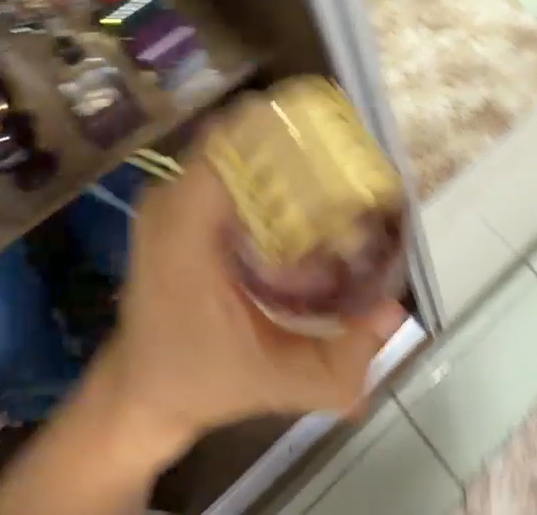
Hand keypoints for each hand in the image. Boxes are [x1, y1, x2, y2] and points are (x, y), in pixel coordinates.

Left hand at [98, 160, 407, 455]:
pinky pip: (215, 164)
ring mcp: (163, 202)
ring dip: (273, 151)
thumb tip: (394, 311)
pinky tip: (291, 188)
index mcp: (187, 236)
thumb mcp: (278, 380)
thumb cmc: (206, 383)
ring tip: (323, 165)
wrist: (141, 396)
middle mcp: (169, 206)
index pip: (232, 151)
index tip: (335, 143)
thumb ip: (340, 357)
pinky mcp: (167, 208)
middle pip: (234, 139)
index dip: (284, 138)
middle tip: (339, 156)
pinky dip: (254, 167)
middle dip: (289, 140)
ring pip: (225, 146)